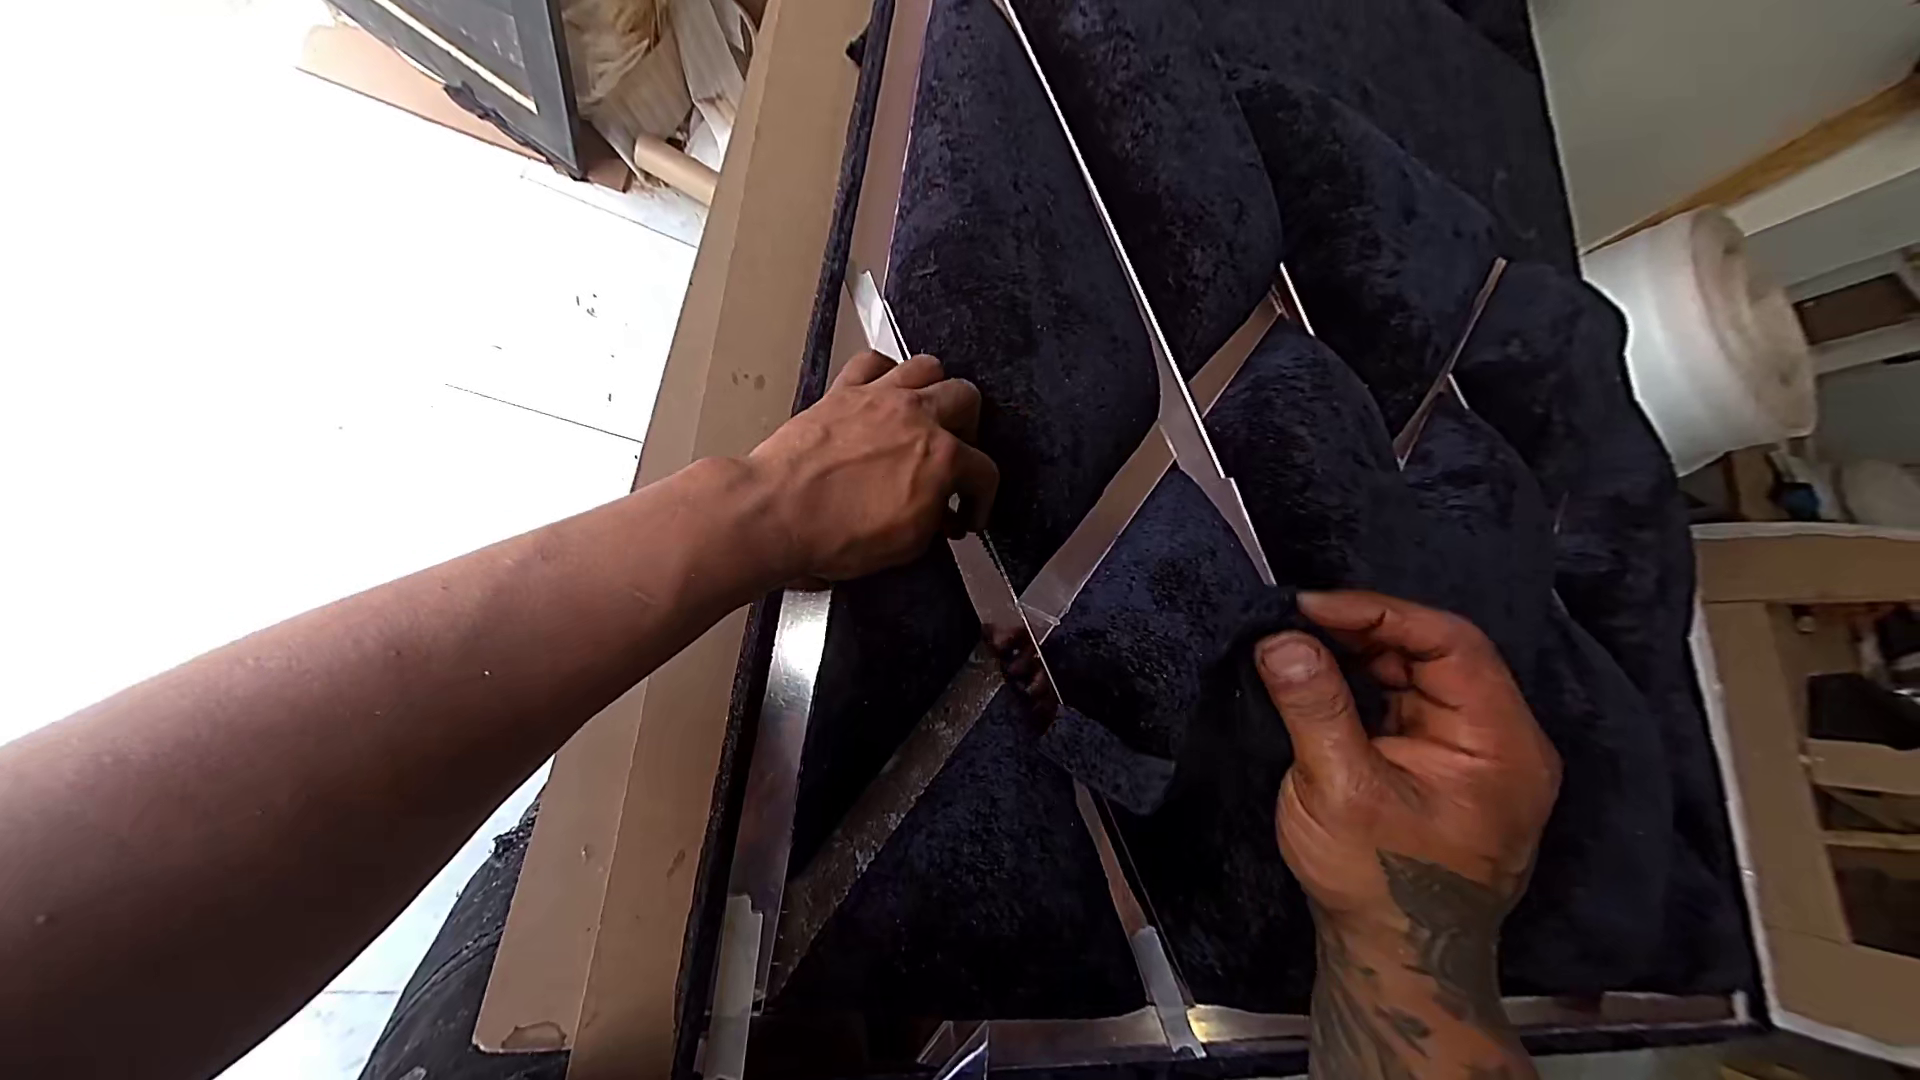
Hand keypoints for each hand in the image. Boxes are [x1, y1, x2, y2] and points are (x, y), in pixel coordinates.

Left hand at [745, 351, 998, 584]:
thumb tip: (940, 514)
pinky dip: (885, 371)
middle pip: (967, 399)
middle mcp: (917, 417)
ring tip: (927, 413)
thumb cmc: (835, 533)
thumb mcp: (906, 545)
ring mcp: (879, 398)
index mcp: (942, 459)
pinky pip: (873, 361)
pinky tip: (884, 391)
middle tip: (956, 453)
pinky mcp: (843, 392)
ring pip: (928, 367)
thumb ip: (935, 521)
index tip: (970, 511)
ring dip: (936, 389)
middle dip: (970, 429)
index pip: (984, 471)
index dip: (983, 498)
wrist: (777, 515)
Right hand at [1260, 595, 1555, 1079]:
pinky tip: (1314, 671)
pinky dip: (1352, 676)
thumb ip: (1314, 708)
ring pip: (1410, 669)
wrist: (1391, 951)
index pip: (1450, 643)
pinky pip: (1394, 695)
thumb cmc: (1377, 879)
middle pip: (1432, 650)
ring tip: (1295, 640)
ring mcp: (1462, 747)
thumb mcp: (1339, 789)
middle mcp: (1493, 736)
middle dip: (1359, 629)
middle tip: (1291, 621)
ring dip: (1351, 650)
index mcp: (1499, 743)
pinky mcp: (1429, 756)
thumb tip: (1281, 638)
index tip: (1308, 606)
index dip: (1378, 613)